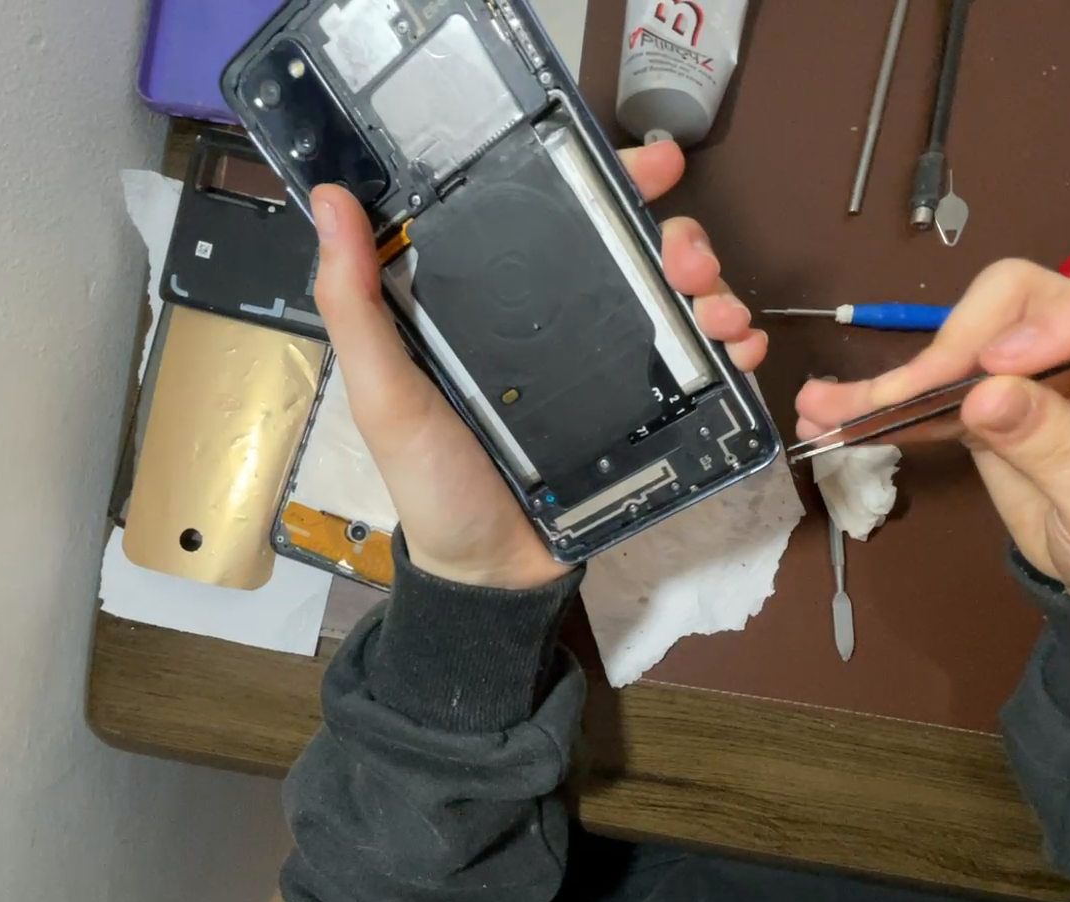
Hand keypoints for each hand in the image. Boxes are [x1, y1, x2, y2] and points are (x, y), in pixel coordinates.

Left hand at [310, 140, 767, 589]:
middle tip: (691, 259)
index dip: (601, 181)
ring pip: (672, 305)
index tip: (649, 163)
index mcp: (495, 304)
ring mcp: (603, 369)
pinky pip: (691, 370)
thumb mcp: (385, 396)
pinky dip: (728, 350)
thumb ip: (354, 308)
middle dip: (679, 240)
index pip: (553, 220)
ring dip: (713, 290)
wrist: (492, 571)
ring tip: (722, 311)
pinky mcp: (636, 413)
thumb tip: (330, 200)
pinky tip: (740, 350)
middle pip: (631, 256)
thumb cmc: (434, 484)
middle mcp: (556, 325)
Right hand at [795, 203, 1069, 609]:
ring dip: (899, 373)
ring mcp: (1043, 362)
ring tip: (829, 410)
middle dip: (961, 340)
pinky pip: (932, 384)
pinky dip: (881, 403)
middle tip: (907, 398)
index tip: (1013, 362)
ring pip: (967, 327)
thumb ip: (1062, 452)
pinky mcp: (990, 394)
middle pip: (1028, 289)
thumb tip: (984, 395)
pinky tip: (827, 415)